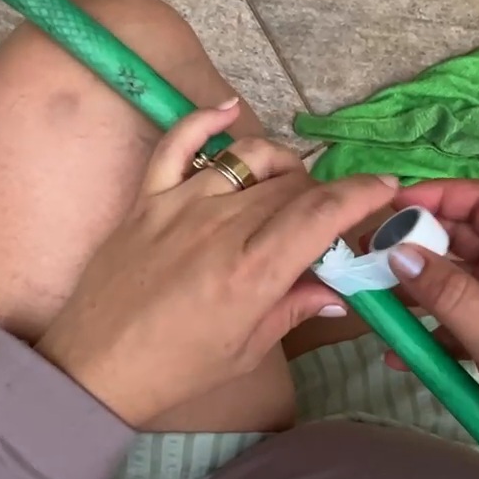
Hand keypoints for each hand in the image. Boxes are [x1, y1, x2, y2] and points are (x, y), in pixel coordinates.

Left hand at [37, 99, 399, 428]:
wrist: (95, 367)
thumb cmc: (176, 369)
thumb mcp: (245, 350)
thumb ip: (293, 306)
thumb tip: (337, 288)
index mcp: (253, 271)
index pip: (321, 213)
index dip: (361, 194)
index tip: (384, 187)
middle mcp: (221, 226)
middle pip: (291, 184)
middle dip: (323, 193)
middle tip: (328, 216)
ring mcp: (180, 205)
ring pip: (248, 157)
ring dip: (281, 162)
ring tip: (289, 182)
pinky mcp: (147, 198)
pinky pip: (178, 143)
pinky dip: (205, 120)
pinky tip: (229, 109)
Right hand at [382, 179, 478, 478]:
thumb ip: (448, 292)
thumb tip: (397, 253)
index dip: (441, 195)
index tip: (393, 204)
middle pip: (464, 237)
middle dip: (416, 242)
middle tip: (369, 252)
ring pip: (453, 276)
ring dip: (415, 286)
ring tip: (373, 296)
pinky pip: (455, 315)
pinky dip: (428, 327)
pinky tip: (399, 351)